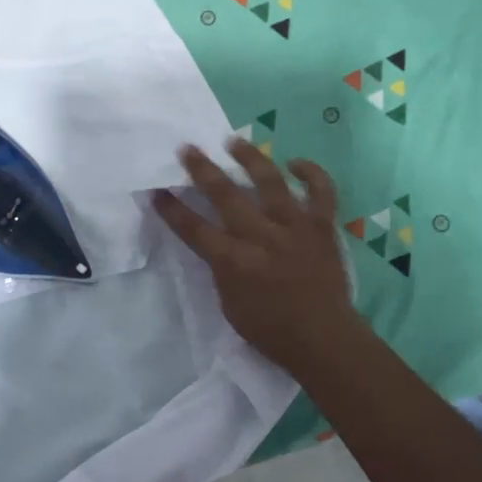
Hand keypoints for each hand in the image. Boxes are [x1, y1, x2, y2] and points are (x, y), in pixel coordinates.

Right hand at [153, 141, 364, 375]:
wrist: (324, 339)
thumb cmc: (271, 331)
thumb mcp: (229, 305)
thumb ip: (222, 270)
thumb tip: (219, 245)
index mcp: (233, 260)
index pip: (193, 228)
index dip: (172, 210)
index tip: (157, 191)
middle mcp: (260, 236)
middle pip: (225, 194)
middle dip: (202, 170)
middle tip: (188, 148)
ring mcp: (294, 227)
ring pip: (270, 181)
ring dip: (250, 158)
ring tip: (235, 141)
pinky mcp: (322, 227)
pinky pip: (321, 192)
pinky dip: (311, 174)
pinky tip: (296, 163)